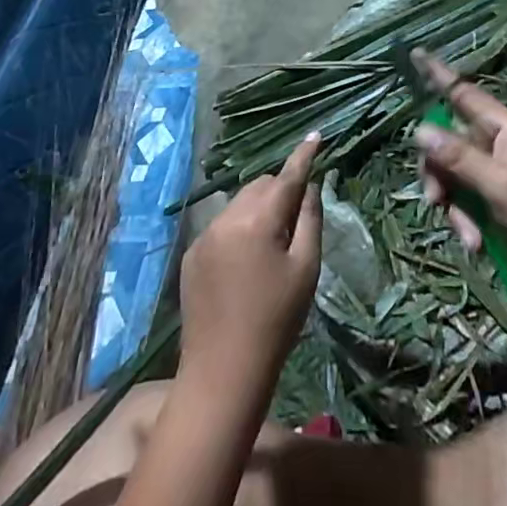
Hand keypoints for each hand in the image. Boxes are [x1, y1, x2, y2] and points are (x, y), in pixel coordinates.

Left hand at [180, 133, 322, 393]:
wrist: (224, 369)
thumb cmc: (276, 321)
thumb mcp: (305, 270)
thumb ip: (309, 221)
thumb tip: (310, 188)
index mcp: (257, 221)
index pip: (286, 178)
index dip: (303, 157)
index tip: (315, 136)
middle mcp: (225, 219)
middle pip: (260, 186)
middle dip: (281, 191)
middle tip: (297, 222)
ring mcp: (203, 236)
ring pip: (238, 204)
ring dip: (258, 210)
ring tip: (272, 247)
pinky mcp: (191, 255)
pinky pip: (221, 226)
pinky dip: (239, 229)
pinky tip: (246, 264)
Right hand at [412, 51, 506, 281]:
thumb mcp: (498, 185)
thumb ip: (458, 157)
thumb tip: (419, 129)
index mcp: (503, 128)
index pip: (463, 93)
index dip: (438, 74)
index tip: (415, 53)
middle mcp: (496, 144)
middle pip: (447, 142)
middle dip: (438, 174)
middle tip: (435, 200)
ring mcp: (495, 171)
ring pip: (452, 175)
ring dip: (453, 206)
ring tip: (468, 236)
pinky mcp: (495, 197)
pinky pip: (465, 198)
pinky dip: (465, 220)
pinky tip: (475, 242)